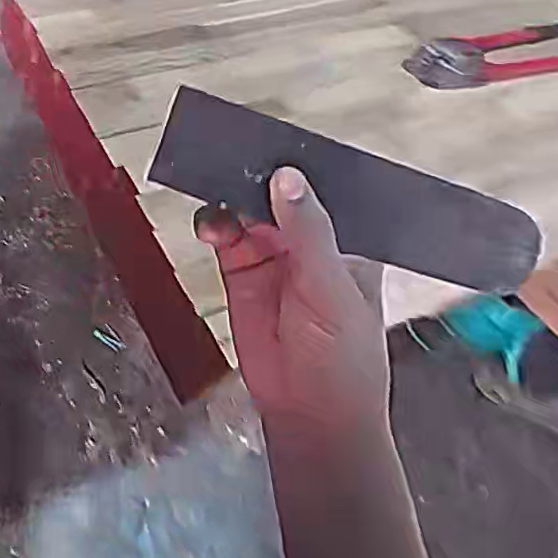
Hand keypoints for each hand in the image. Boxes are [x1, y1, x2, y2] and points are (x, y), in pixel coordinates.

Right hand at [194, 167, 389, 438]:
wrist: (307, 411)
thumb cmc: (344, 359)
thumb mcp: (333, 291)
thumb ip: (309, 233)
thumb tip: (287, 178)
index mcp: (346, 241)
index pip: (323, 191)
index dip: (299, 169)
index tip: (274, 147)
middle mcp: (307, 240)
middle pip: (276, 195)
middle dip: (254, 179)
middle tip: (231, 163)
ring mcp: (271, 253)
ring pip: (244, 209)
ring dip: (228, 200)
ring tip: (218, 199)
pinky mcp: (239, 267)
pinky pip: (221, 232)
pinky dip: (211, 224)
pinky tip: (210, 227)